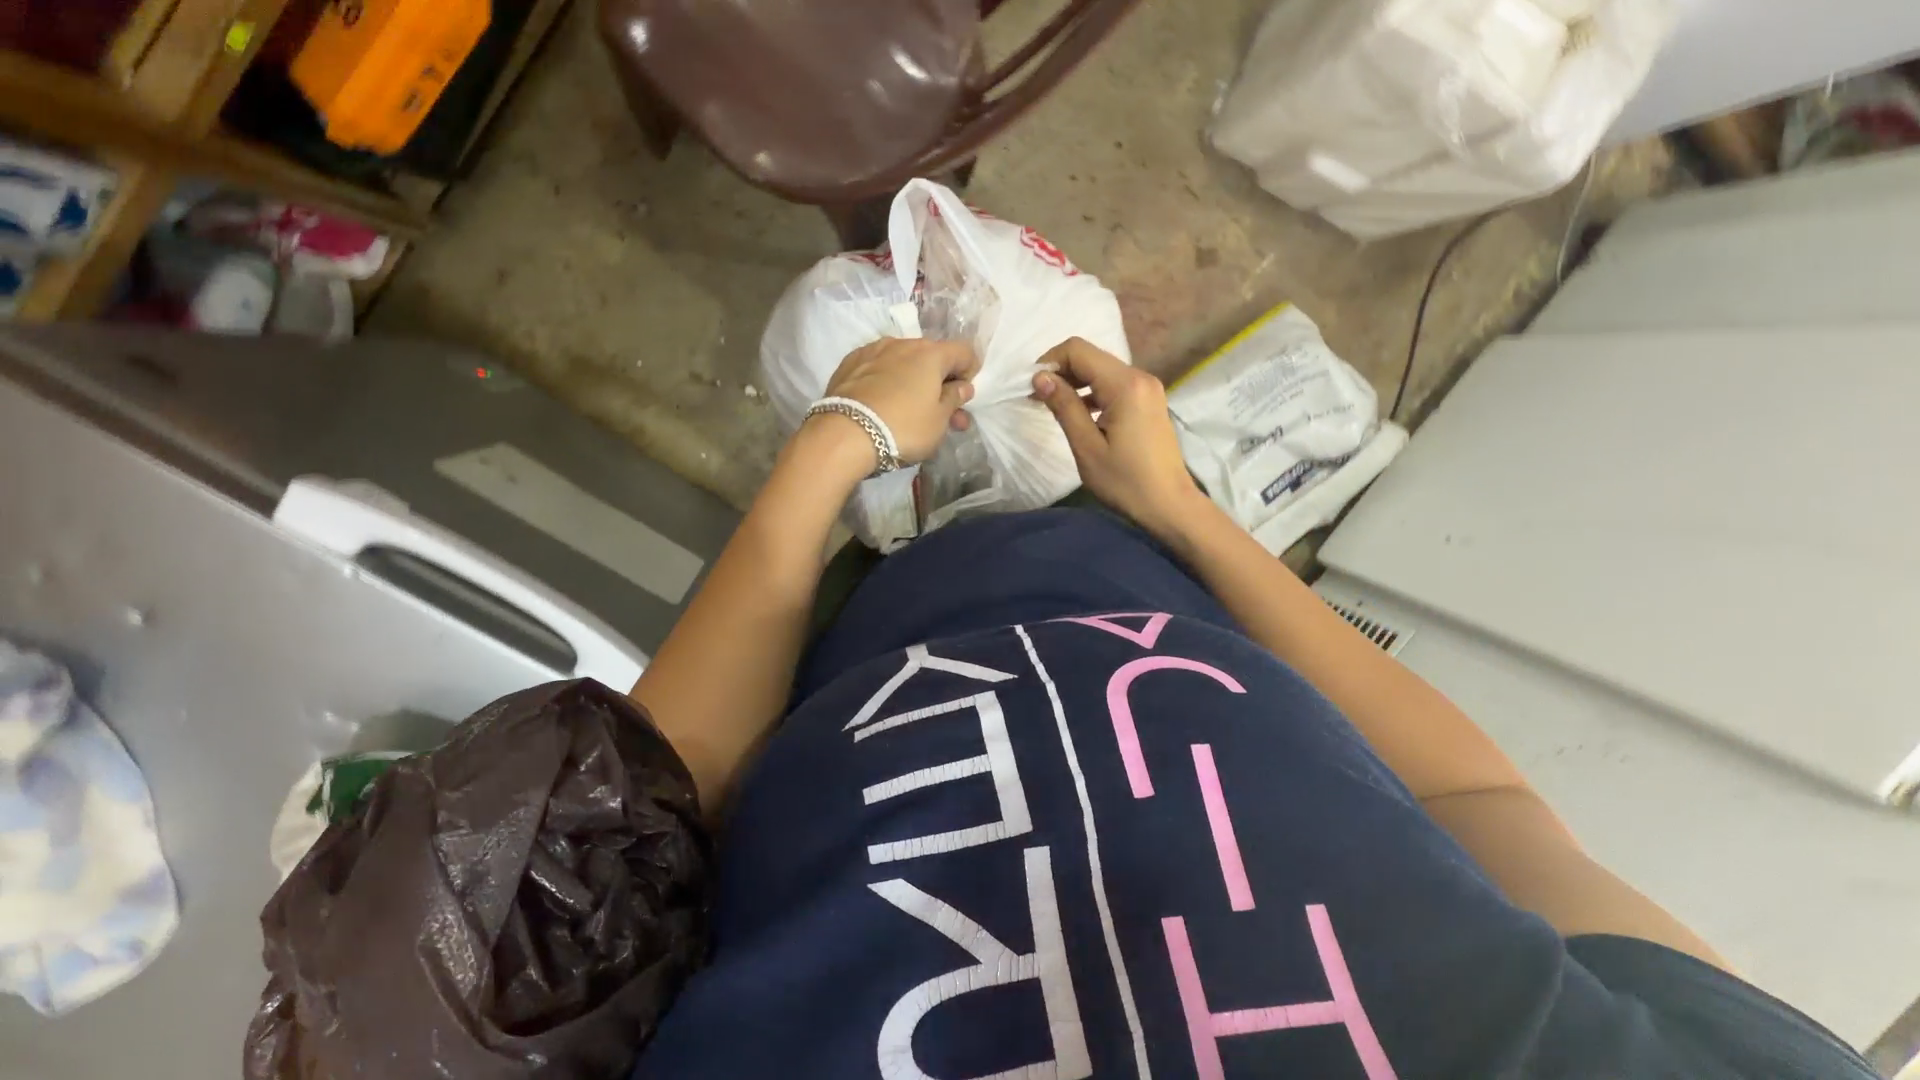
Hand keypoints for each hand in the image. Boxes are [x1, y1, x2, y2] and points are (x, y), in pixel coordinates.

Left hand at [818, 338, 979, 464]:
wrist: (843, 435)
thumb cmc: (902, 428)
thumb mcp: (938, 421)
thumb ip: (954, 399)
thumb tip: (962, 385)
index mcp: (931, 354)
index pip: (964, 352)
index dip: (970, 374)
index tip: (962, 400)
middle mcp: (902, 343)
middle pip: (932, 358)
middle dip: (941, 383)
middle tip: (942, 416)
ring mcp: (872, 350)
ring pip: (904, 362)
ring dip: (913, 382)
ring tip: (909, 410)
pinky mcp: (849, 363)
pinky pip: (878, 368)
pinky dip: (887, 381)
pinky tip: (882, 403)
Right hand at [1032, 337, 1213, 542]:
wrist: (1169, 506)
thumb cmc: (1126, 481)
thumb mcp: (1087, 446)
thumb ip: (1064, 407)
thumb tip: (1040, 378)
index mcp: (1125, 385)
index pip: (1078, 350)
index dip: (1049, 362)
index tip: (1032, 389)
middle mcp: (1139, 377)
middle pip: (1090, 357)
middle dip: (1060, 372)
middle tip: (1037, 399)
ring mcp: (1147, 388)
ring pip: (1101, 370)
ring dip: (1075, 382)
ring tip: (1054, 408)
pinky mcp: (1149, 401)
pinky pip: (1114, 385)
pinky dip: (1092, 392)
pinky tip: (1079, 415)